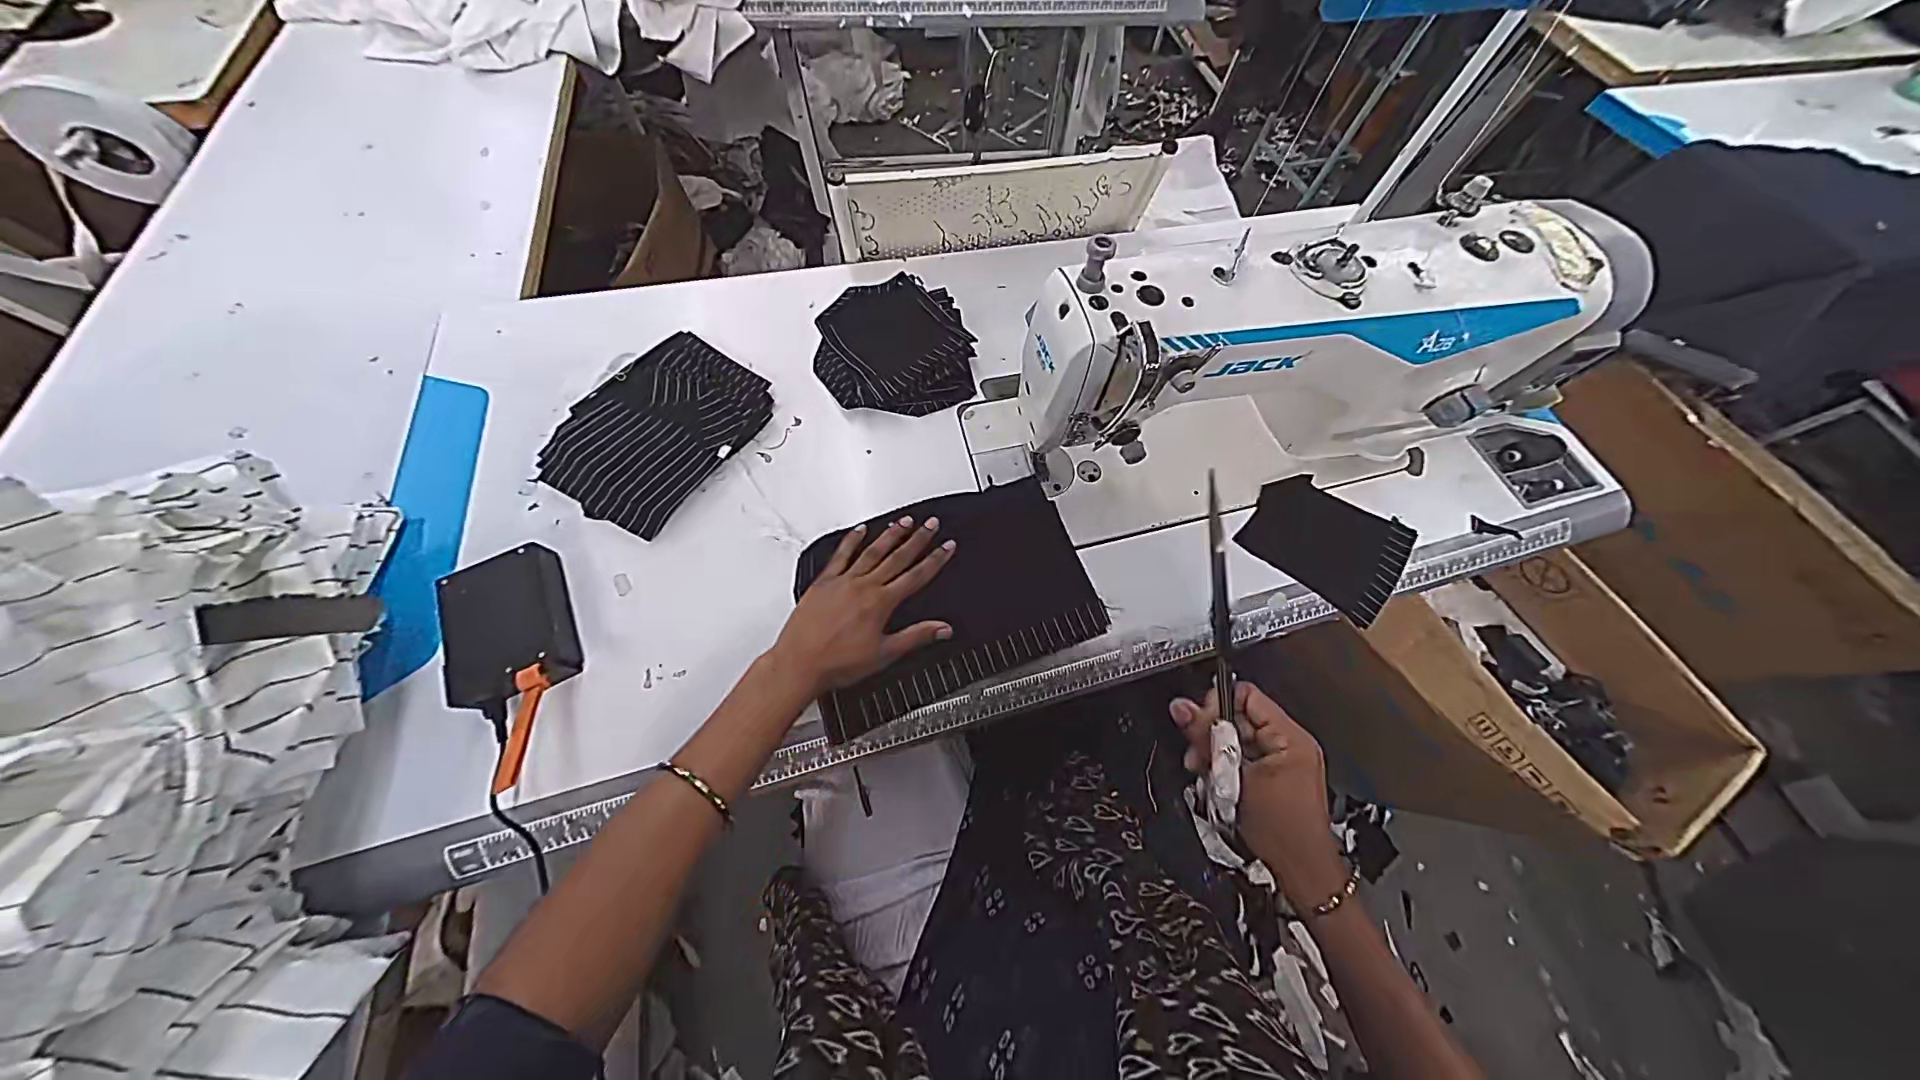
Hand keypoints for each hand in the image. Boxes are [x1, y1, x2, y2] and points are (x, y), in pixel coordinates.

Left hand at [771, 516, 955, 696]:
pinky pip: (841, 555)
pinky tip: (860, 531)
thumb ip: (916, 637)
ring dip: (890, 534)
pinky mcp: (824, 582)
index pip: (916, 576)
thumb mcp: (884, 654)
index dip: (935, 560)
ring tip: (904, 521)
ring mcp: (842, 581)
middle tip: (931, 524)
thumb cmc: (837, 663)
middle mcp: (863, 586)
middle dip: (918, 539)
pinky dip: (852, 541)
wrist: (800, 663)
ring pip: (872, 551)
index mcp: (880, 603)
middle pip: (897, 557)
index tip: (946, 547)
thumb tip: (942, 629)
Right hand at [1170, 681, 1349, 910]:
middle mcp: (1290, 743)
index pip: (1246, 695)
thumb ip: (1207, 739)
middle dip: (1212, 735)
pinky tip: (1217, 783)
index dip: (1217, 706)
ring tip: (1207, 774)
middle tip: (1200, 756)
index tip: (1200, 727)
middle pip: (1238, 717)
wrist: (1301, 874)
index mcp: (1290, 736)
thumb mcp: (1233, 779)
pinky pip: (1243, 757)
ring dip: (1215, 754)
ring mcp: (1285, 760)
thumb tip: (1183, 708)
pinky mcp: (1276, 776)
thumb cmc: (1280, 832)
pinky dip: (1225, 768)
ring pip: (1237, 739)